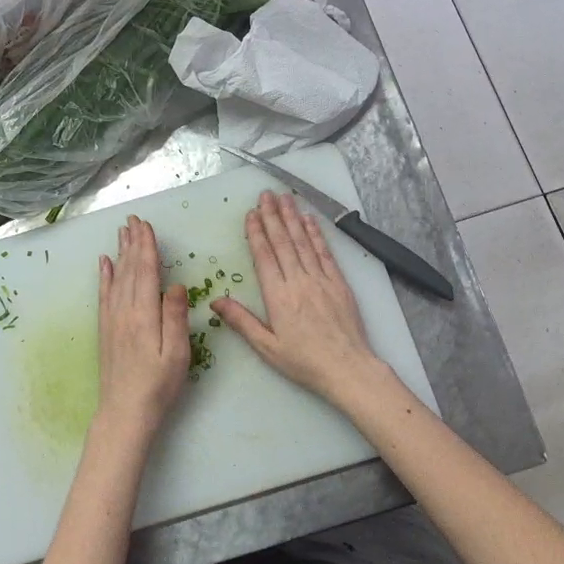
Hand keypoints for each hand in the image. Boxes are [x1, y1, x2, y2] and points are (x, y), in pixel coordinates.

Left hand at [97, 216, 190, 437]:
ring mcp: (112, 320)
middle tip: (133, 219)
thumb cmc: (158, 386)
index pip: (146, 271)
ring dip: (120, 253)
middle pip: (130, 269)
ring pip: (117, 278)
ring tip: (122, 232)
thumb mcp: (177, 353)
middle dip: (133, 242)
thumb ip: (175, 316)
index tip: (147, 225)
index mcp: (145, 314)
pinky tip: (105, 264)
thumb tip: (176, 284)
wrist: (125, 412)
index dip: (147, 246)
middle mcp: (125, 311)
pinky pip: (104, 295)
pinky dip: (105, 276)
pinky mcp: (106, 330)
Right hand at [212, 191, 394, 403]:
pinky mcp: (339, 283)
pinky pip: (325, 252)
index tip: (251, 214)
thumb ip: (241, 321)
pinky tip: (309, 220)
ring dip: (292, 218)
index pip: (264, 257)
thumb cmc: (304, 362)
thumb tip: (216, 301)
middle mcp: (299, 282)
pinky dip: (316, 234)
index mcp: (278, 297)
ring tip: (283, 198)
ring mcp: (321, 280)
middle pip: (283, 243)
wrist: (348, 368)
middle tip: (265, 195)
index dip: (256, 233)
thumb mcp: (267, 347)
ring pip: (303, 242)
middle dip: (272, 216)